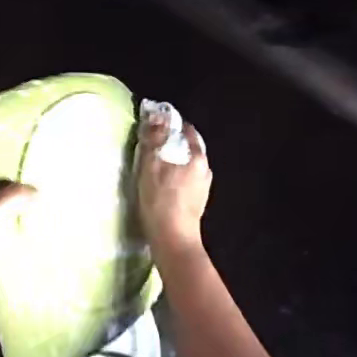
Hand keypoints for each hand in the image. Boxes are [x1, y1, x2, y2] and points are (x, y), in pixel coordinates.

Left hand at [0, 169, 35, 329]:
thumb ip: (12, 196)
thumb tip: (36, 191)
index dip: (6, 160)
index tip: (34, 154)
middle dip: (21, 184)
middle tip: (51, 173)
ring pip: (8, 210)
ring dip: (26, 207)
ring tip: (55, 194)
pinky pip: (14, 230)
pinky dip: (28, 227)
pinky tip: (49, 219)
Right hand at [136, 117, 210, 258]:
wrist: (173, 242)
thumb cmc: (161, 201)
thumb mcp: (152, 165)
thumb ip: (154, 138)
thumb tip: (156, 115)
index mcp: (198, 157)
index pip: (186, 129)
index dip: (170, 122)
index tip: (155, 121)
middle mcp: (205, 170)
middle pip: (188, 147)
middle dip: (171, 141)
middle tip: (152, 139)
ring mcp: (203, 187)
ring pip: (187, 164)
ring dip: (173, 159)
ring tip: (154, 160)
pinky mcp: (197, 202)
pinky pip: (186, 178)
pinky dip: (175, 174)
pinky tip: (162, 181)